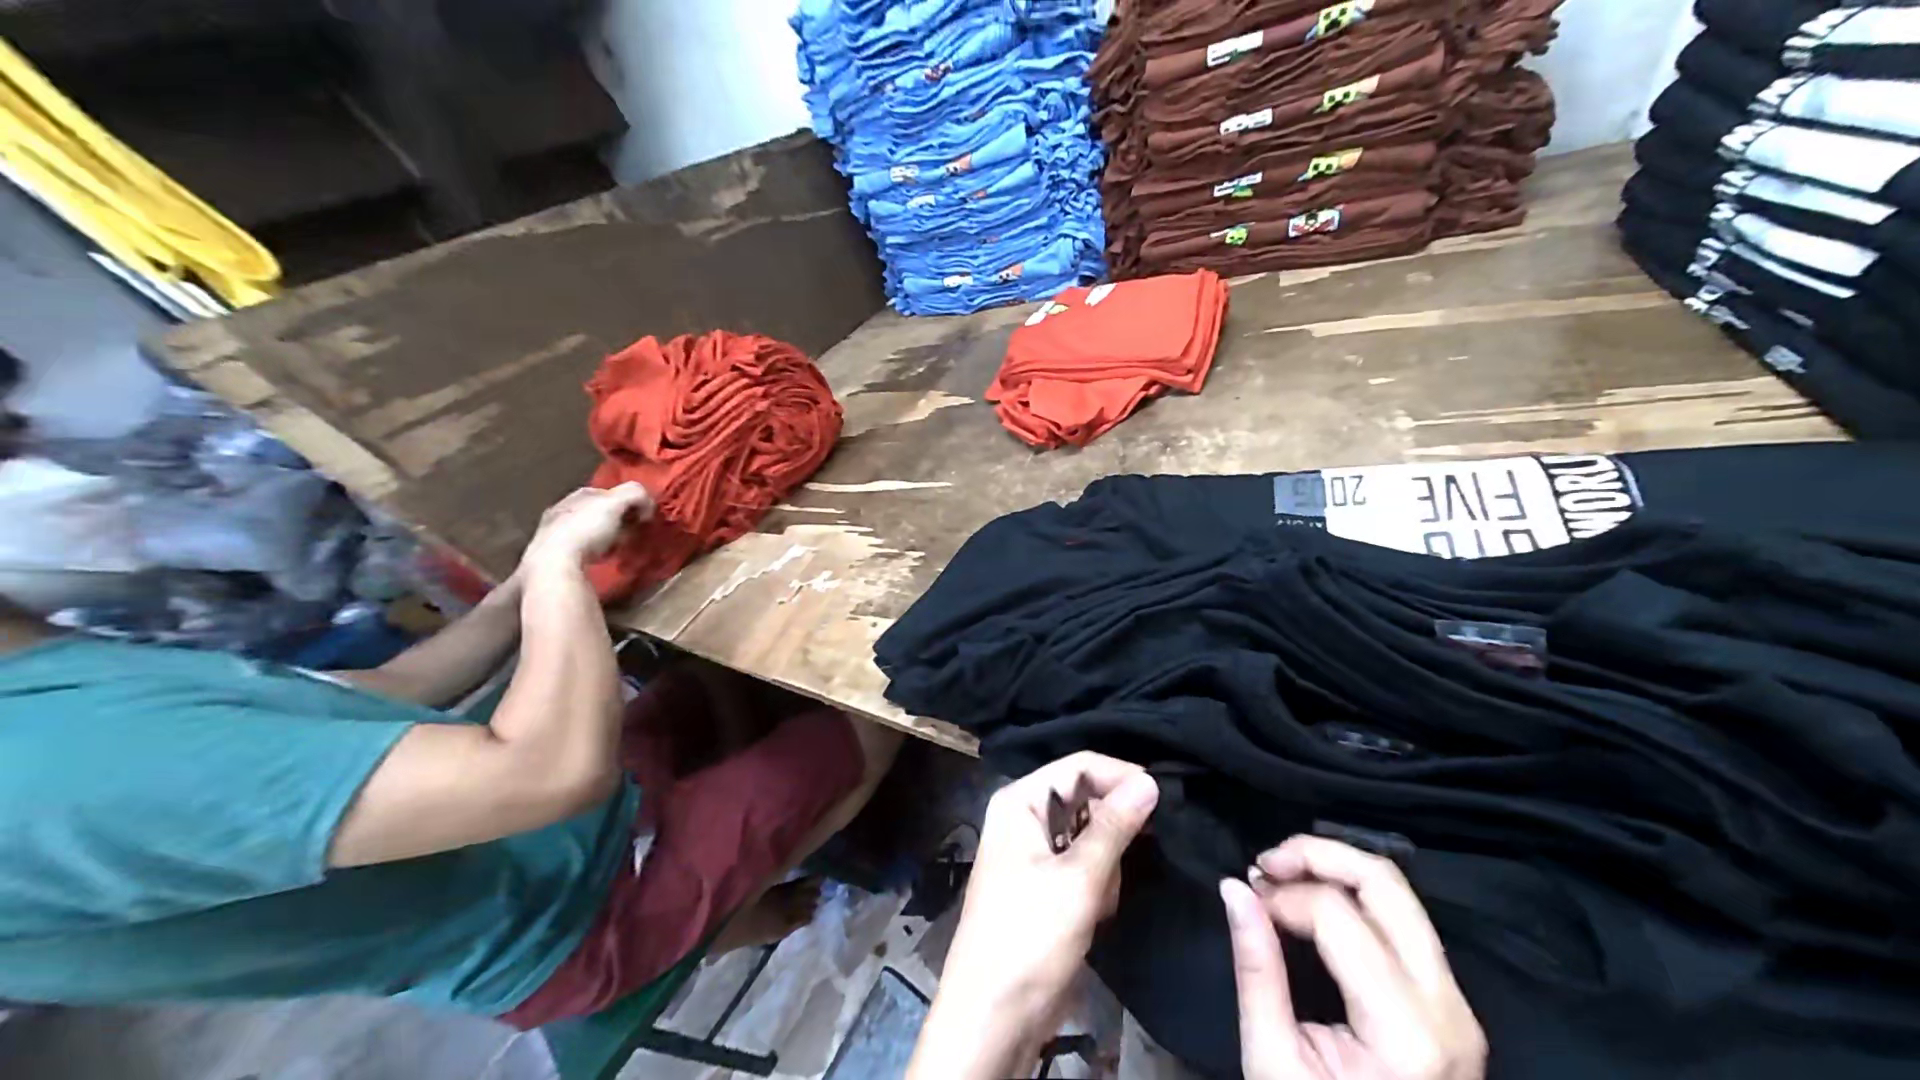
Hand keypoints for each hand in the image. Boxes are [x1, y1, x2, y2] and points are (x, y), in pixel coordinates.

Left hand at [518, 483, 653, 577]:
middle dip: (616, 520)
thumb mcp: (616, 502)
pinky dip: (594, 553)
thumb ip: (635, 494)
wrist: (556, 564)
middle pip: (598, 512)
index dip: (628, 501)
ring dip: (605, 538)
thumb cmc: (586, 529)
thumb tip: (647, 504)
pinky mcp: (554, 556)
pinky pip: (582, 550)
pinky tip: (600, 560)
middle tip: (632, 533)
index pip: (608, 493)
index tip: (641, 516)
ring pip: (589, 531)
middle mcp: (563, 510)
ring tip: (617, 549)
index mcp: (578, 495)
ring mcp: (555, 534)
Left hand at [908, 752, 1159, 1079]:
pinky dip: (1097, 887)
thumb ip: (1115, 826)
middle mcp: (1025, 815)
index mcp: (1021, 800)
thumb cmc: (1029, 938)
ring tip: (1097, 901)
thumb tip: (1150, 780)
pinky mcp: (1047, 882)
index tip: (1164, 801)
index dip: (1122, 778)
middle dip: (1111, 833)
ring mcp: (1035, 850)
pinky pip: (1086, 865)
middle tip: (1121, 865)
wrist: (993, 1016)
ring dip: (1105, 868)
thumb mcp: (1078, 879)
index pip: (1080, 765)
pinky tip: (1093, 915)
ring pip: (1092, 836)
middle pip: (1087, 798)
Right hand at [1220, 837, 1485, 1079]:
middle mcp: (1447, 1007)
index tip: (1246, 900)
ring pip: (1400, 892)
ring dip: (1335, 866)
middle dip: (1317, 853)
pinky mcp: (1450, 1002)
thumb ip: (1257, 968)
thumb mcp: (1272, 1059)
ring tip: (1282, 873)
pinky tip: (1312, 897)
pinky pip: (1403, 919)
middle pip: (1385, 883)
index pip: (1337, 916)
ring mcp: (1457, 1003)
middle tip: (1265, 862)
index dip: (1281, 894)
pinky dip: (1354, 892)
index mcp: (1407, 1032)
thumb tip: (1234, 888)